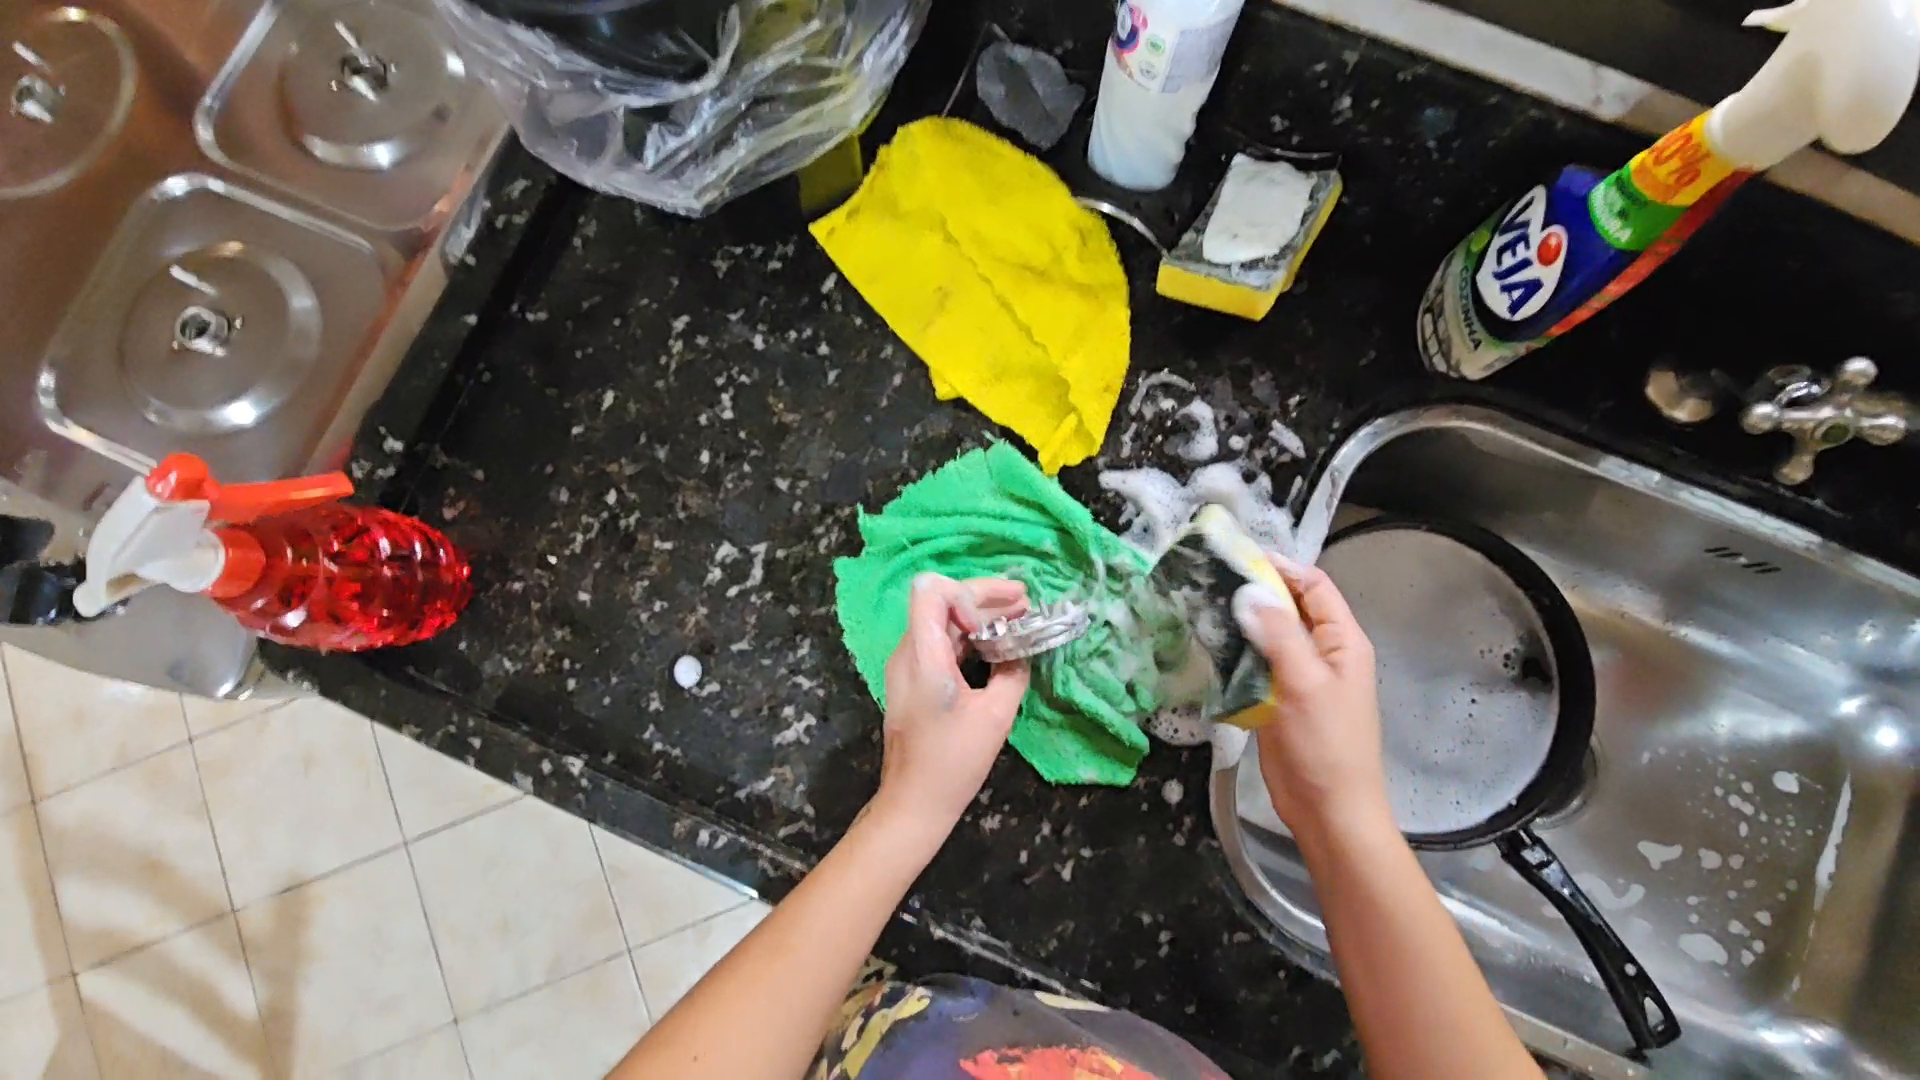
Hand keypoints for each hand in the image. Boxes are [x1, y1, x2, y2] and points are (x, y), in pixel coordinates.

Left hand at [870, 574, 1030, 847]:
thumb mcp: (995, 716)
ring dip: (980, 617)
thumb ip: (1011, 673)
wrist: (913, 802)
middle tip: (1025, 603)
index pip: (931, 590)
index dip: (969, 594)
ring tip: (1020, 620)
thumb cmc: (953, 760)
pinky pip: (940, 643)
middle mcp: (908, 651)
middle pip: (941, 601)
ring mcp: (907, 665)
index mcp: (923, 654)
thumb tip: (1021, 652)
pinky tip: (998, 646)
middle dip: (984, 598)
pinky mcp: (913, 680)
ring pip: (942, 621)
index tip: (996, 620)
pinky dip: (969, 638)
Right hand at [1232, 557, 1391, 843]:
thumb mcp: (1305, 684)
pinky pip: (1255, 663)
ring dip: (1241, 620)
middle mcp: (1323, 652)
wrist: (1327, 809)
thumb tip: (1249, 591)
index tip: (1238, 557)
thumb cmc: (1325, 746)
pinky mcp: (1277, 697)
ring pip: (1268, 634)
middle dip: (1254, 590)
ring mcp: (1299, 676)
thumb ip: (1279, 635)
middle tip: (1211, 578)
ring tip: (1202, 604)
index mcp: (1343, 642)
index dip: (1280, 567)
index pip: (1314, 587)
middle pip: (1289, 607)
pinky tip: (1208, 644)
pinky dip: (1234, 651)